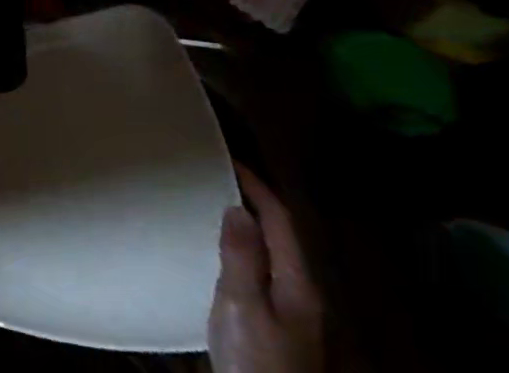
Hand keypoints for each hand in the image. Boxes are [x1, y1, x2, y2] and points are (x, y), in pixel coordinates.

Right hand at [210, 165, 323, 372]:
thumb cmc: (257, 360)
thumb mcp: (243, 307)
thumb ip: (242, 258)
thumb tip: (237, 207)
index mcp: (298, 283)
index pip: (281, 221)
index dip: (257, 186)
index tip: (226, 157)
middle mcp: (300, 293)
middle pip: (280, 236)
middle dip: (250, 201)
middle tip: (211, 175)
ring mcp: (290, 312)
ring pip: (270, 255)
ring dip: (244, 226)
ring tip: (208, 205)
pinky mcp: (274, 326)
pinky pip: (258, 272)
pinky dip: (239, 250)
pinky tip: (216, 254)